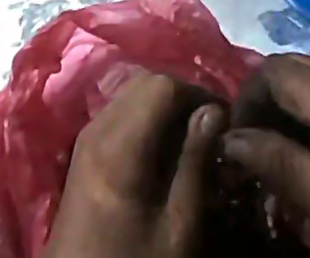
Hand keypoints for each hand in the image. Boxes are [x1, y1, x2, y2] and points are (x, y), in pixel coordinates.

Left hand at [45, 72, 225, 257]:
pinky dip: (146, 114)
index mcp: (119, 144)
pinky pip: (120, 109)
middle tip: (210, 127)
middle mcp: (98, 127)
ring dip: (164, 104)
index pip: (162, 85)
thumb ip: (194, 163)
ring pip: (132, 91)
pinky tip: (163, 146)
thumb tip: (214, 111)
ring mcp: (87, 135)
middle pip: (146, 82)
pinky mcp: (85, 148)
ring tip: (190, 136)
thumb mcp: (176, 227)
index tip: (224, 119)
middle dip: (182, 95)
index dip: (198, 93)